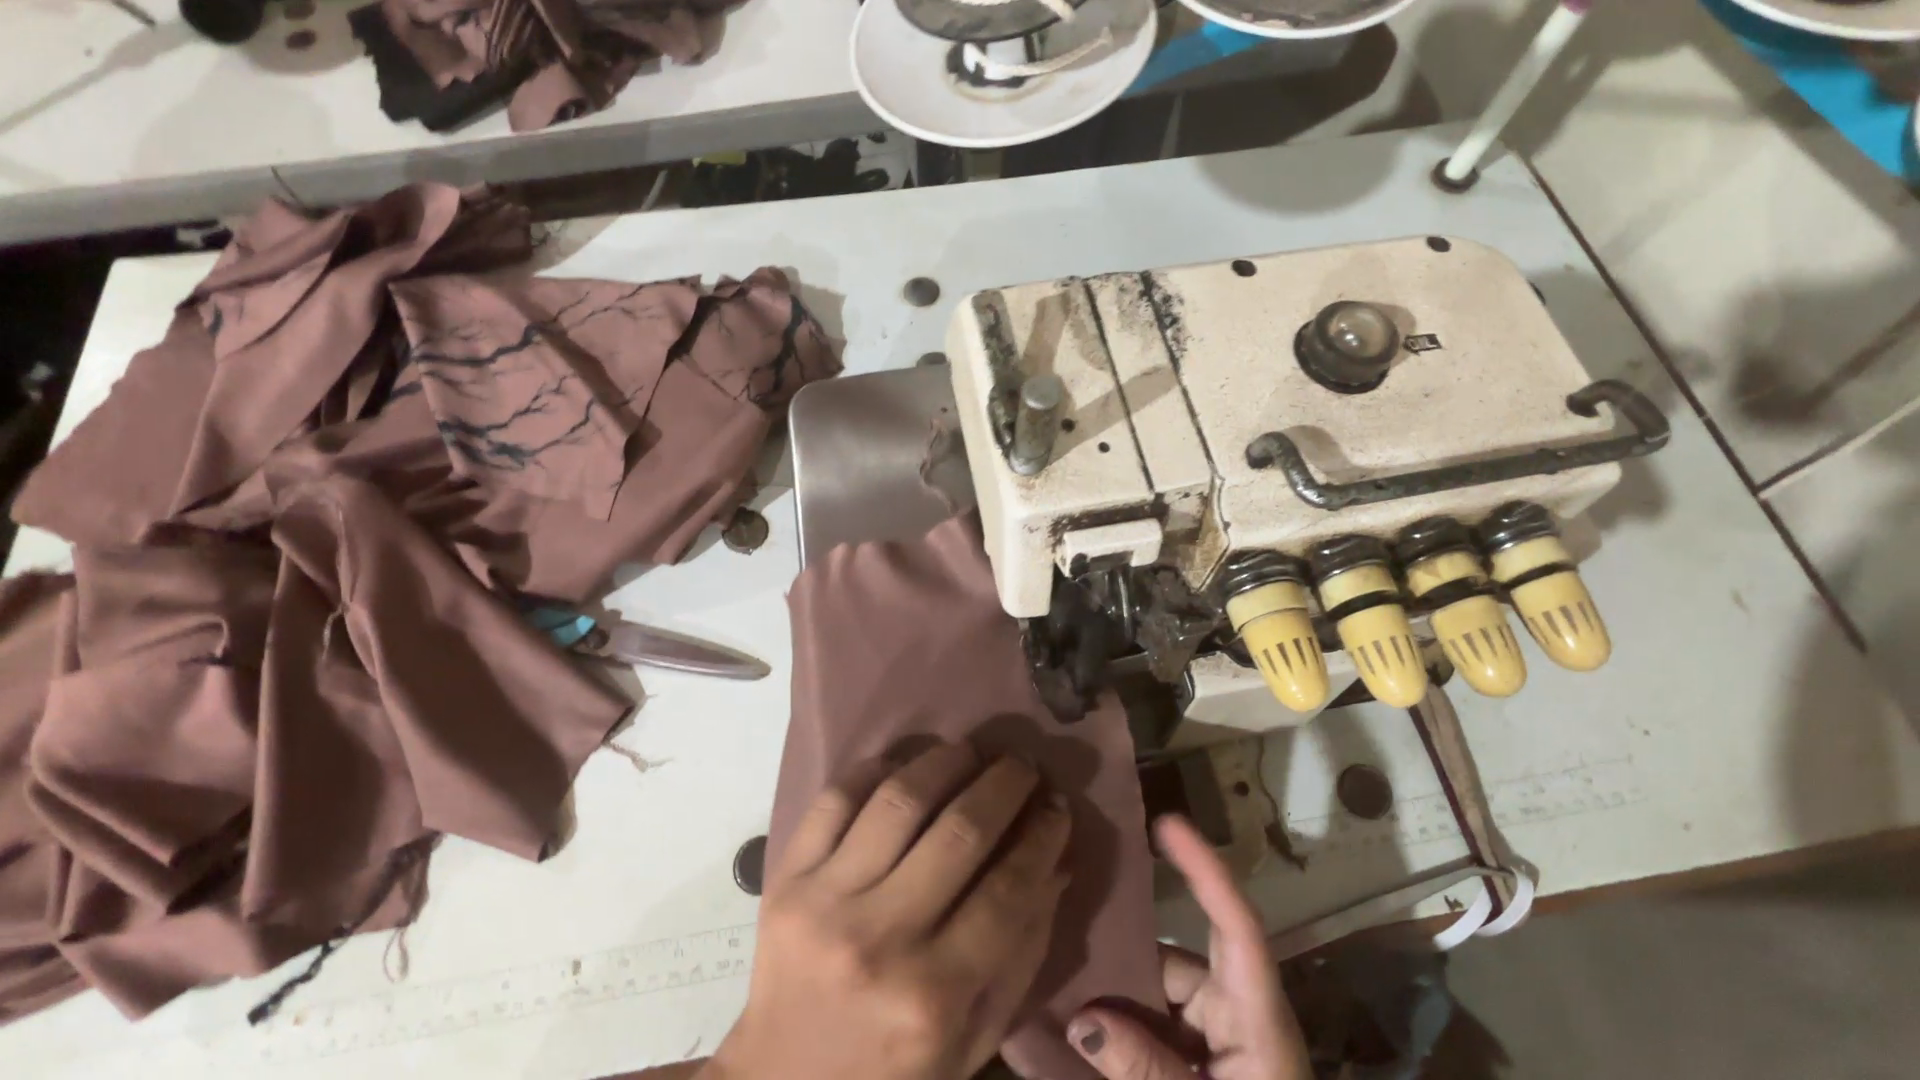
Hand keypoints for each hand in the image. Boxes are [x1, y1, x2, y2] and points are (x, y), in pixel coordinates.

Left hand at [704, 742, 1072, 1079]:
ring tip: (970, 752)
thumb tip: (1055, 864)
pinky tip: (904, 764)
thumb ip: (1022, 953)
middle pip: (960, 832)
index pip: (1009, 889)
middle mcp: (879, 939)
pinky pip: (834, 801)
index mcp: (934, 994)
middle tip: (1023, 766)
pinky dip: (873, 770)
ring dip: (945, 762)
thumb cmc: (893, 1066)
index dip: (1042, 836)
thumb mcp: (974, 1036)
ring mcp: (824, 902)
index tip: (1058, 806)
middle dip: (1004, 785)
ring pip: (898, 801)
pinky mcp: (786, 880)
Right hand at [1067, 816, 1310, 1079]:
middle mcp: (1233, 1021)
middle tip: (1055, 925)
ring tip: (1042, 976)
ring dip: (1102, 999)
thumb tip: (1084, 1016)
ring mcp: (1211, 1049)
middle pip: (1171, 965)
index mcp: (1257, 1019)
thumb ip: (1147, 1069)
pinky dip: (1105, 1035)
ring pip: (1148, 1005)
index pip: (1236, 927)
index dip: (1205, 870)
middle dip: (1117, 952)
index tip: (1166, 824)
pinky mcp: (1190, 1070)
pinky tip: (1052, 1032)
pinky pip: (1142, 1039)